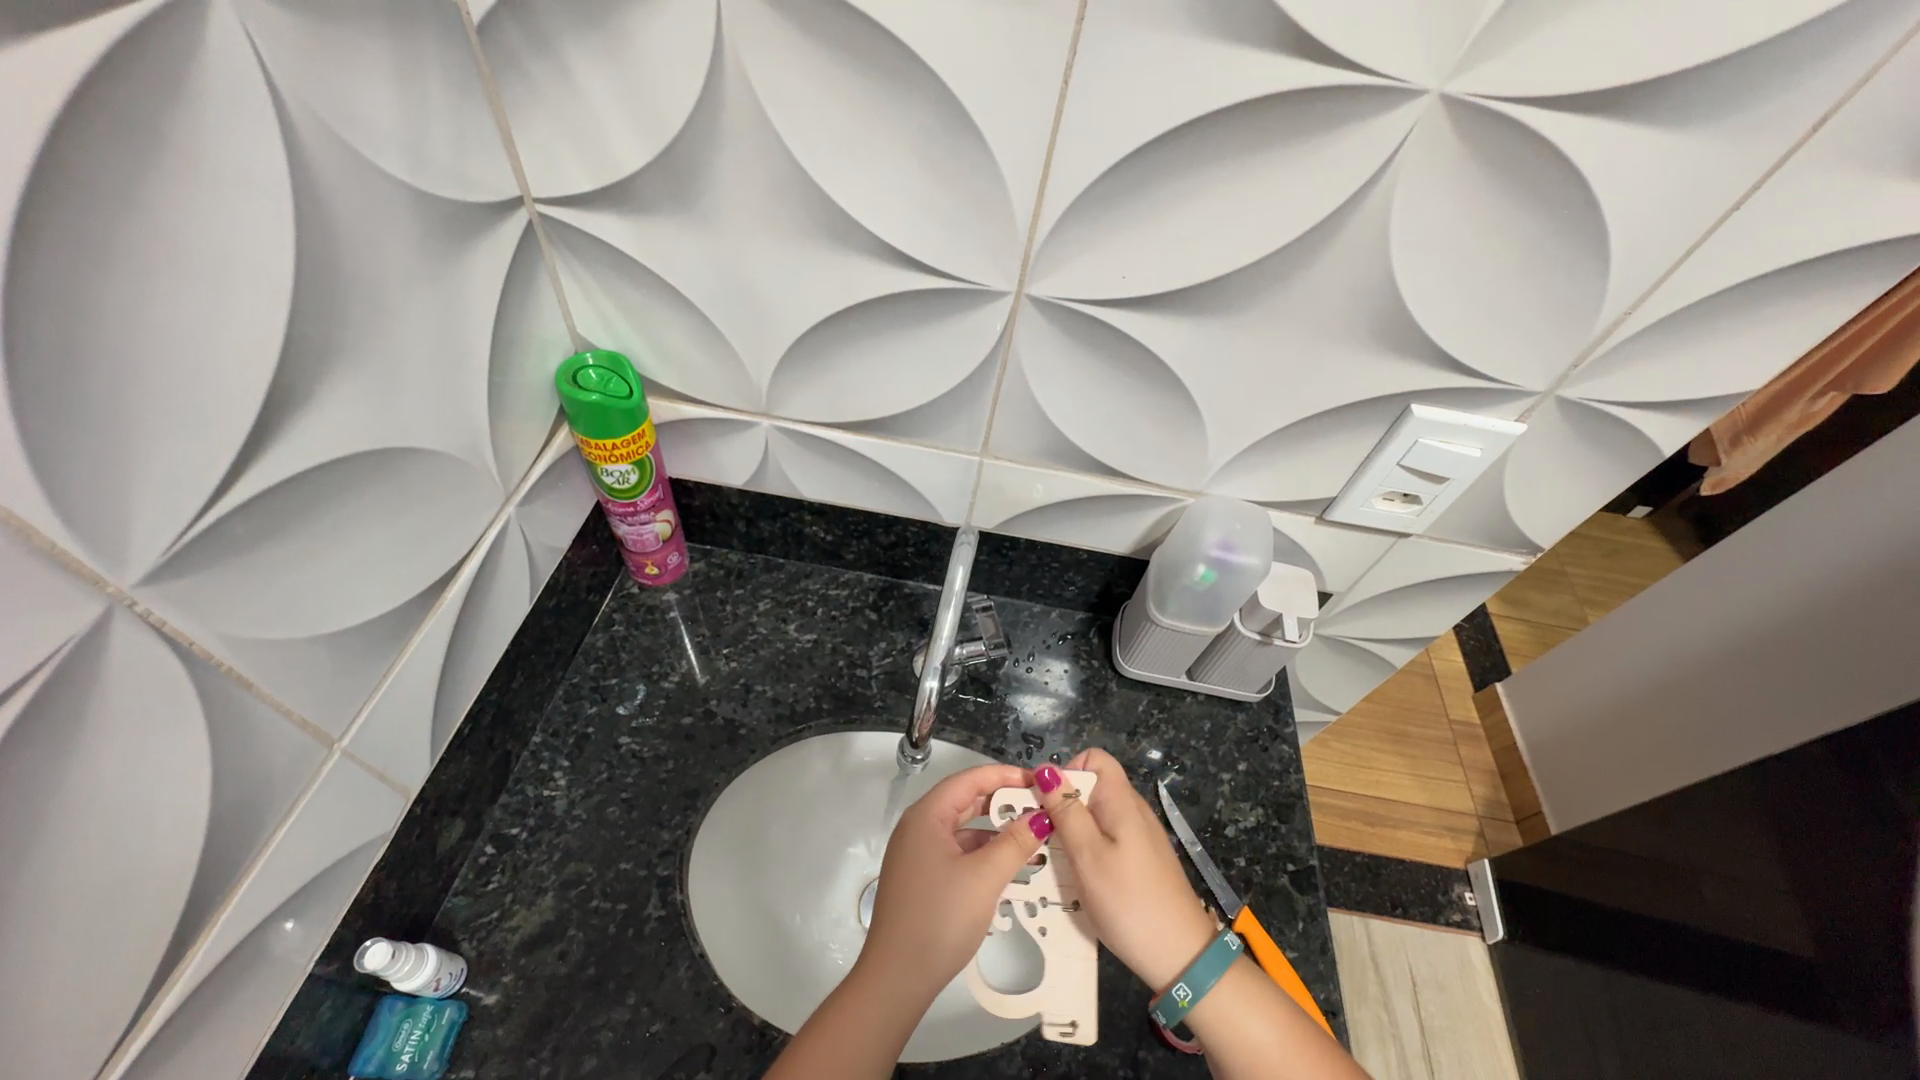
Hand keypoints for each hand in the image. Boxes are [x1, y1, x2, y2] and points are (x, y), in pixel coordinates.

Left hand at [860, 764, 1045, 999]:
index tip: (1039, 781)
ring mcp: (918, 855)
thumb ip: (1015, 843)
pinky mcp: (923, 880)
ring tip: (1035, 838)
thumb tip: (1042, 816)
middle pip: (965, 801)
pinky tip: (1011, 868)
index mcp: (926, 816)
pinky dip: (985, 855)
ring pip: (964, 830)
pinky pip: (959, 853)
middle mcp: (919, 828)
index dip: (1005, 775)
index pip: (970, 779)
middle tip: (1042, 806)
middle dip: (1004, 802)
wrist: (897, 978)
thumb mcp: (984, 878)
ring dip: (997, 832)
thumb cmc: (939, 918)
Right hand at [1032, 750, 1216, 991]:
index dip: (1067, 771)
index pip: (1094, 758)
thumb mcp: (1088, 856)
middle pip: (1092, 788)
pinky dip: (1088, 851)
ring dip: (1072, 832)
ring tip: (1057, 862)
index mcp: (1122, 801)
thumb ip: (1066, 812)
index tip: (1046, 803)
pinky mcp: (1142, 861)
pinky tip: (1081, 879)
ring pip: (1096, 817)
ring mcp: (1140, 837)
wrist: (1181, 956)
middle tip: (1043, 838)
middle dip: (1062, 805)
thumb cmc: (1129, 902)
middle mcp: (1133, 811)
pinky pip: (1107, 840)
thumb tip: (1046, 768)